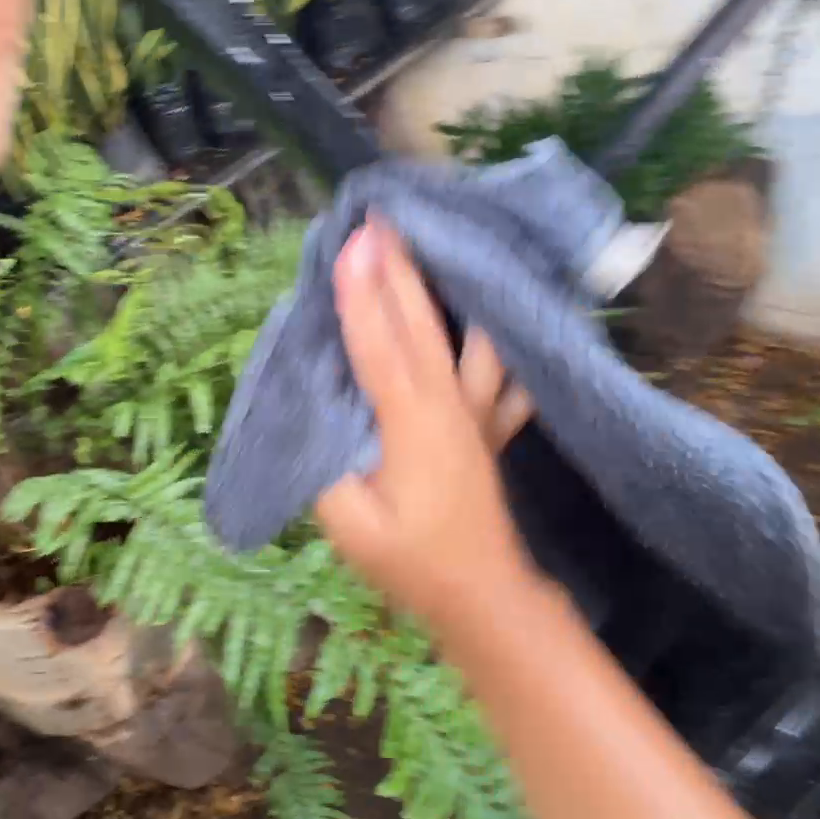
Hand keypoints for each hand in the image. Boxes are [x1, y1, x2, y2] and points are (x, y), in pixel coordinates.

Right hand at [314, 218, 539, 625]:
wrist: (483, 598)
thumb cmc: (409, 563)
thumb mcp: (348, 522)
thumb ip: (327, 461)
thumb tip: (317, 408)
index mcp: (411, 425)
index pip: (379, 347)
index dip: (362, 294)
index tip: (352, 244)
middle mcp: (450, 406)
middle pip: (421, 326)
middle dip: (398, 270)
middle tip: (381, 220)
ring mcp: (476, 414)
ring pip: (467, 339)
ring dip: (446, 290)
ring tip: (436, 247)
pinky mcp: (488, 427)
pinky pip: (501, 375)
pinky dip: (499, 341)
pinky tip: (501, 316)